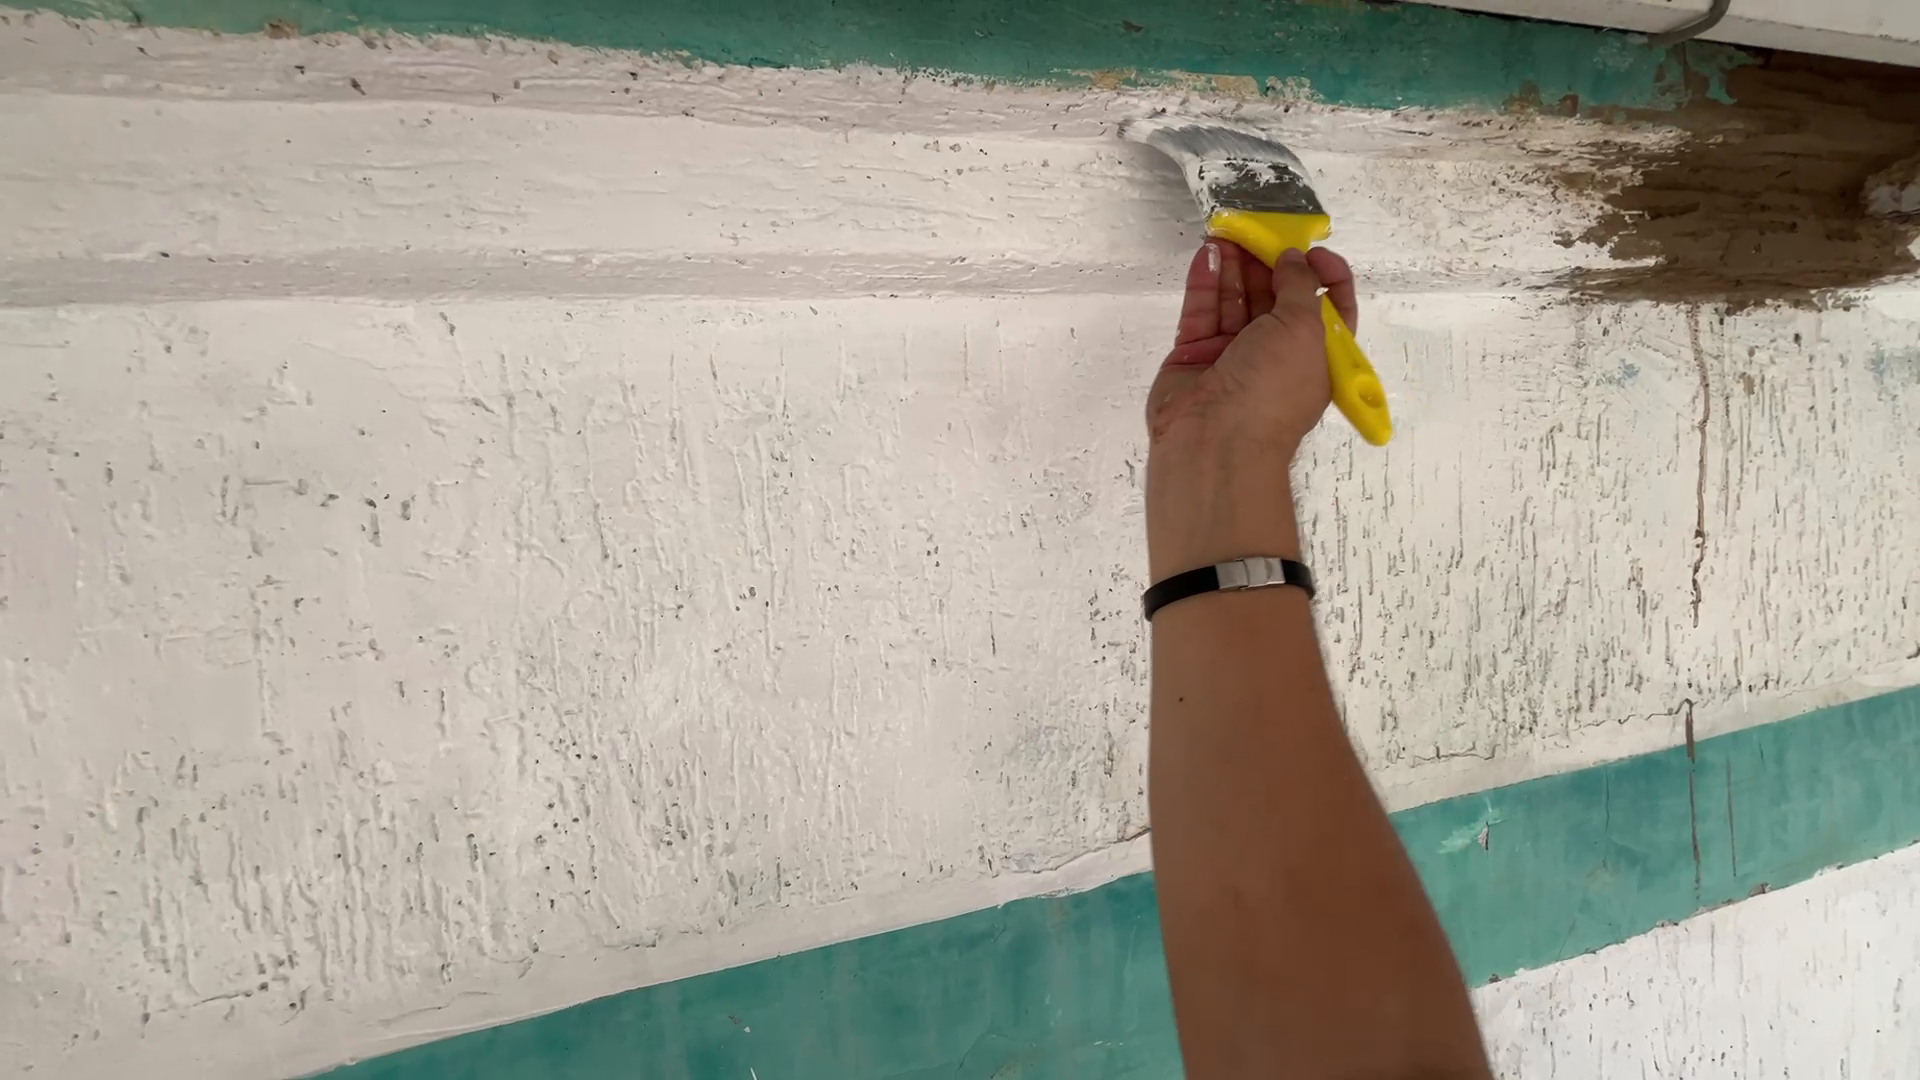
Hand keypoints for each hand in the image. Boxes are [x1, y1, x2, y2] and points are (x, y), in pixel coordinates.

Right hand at [1144, 240, 1358, 580]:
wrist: (1214, 442)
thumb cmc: (1273, 388)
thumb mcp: (1305, 329)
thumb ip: (1299, 286)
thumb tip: (1293, 258)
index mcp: (1315, 354)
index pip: (1326, 305)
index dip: (1322, 273)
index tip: (1309, 249)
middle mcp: (1274, 353)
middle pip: (1275, 296)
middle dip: (1268, 259)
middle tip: (1258, 225)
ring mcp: (1231, 355)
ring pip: (1235, 300)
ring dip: (1234, 264)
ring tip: (1228, 229)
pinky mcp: (1193, 356)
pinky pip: (1202, 313)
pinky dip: (1205, 283)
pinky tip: (1208, 254)